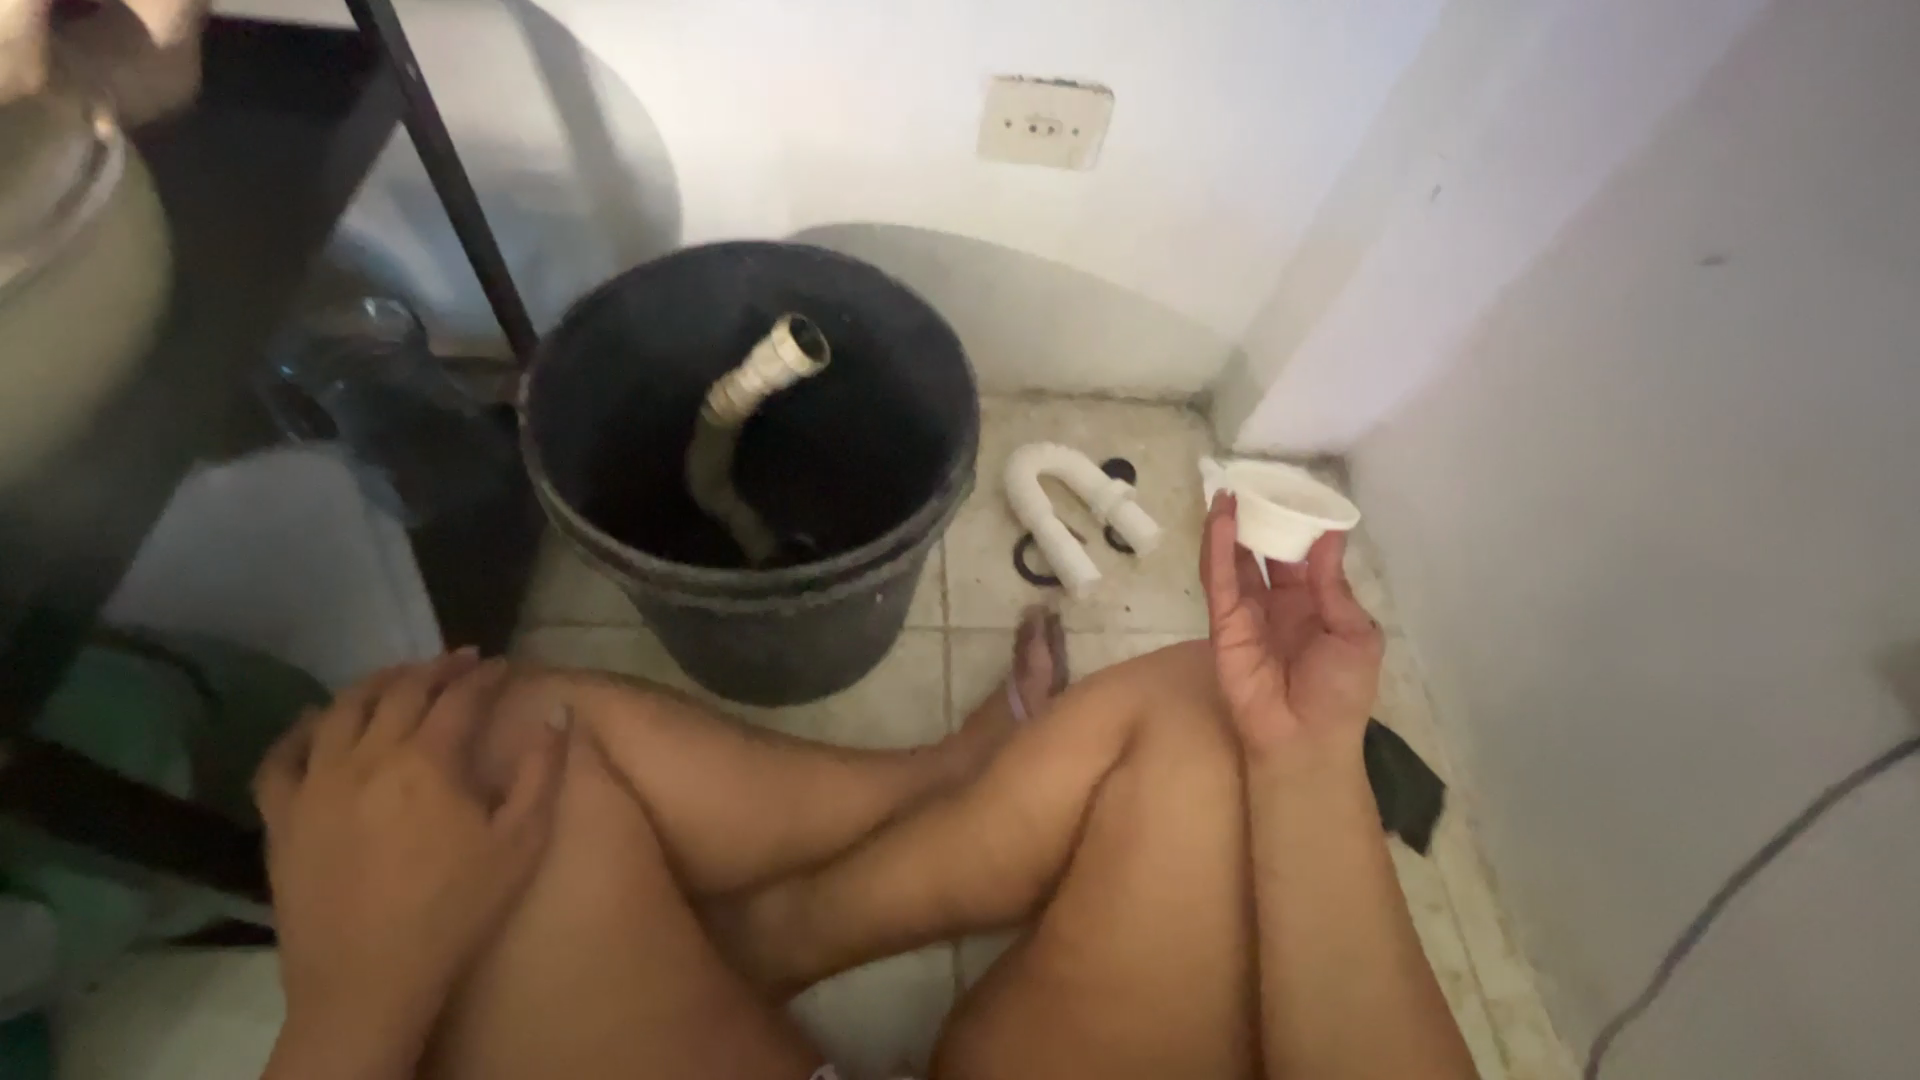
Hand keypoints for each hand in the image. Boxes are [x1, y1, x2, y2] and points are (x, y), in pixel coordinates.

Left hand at [253, 650, 567, 1035]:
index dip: (484, 675)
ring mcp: (316, 787)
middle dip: (435, 668)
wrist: (369, 981)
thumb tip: (557, 716)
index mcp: (428, 762)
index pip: (459, 697)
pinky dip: (301, 729)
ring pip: (339, 711)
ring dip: (375, 684)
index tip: (503, 665)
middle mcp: (367, 759)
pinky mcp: (282, 818)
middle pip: (400, 692)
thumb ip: (544, 771)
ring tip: (399, 677)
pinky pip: (281, 758)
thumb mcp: (522, 839)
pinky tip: (318, 721)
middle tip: (460, 661)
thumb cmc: (457, 907)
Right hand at [1201, 492, 1383, 763]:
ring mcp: (1244, 614)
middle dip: (1251, 521)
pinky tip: (1220, 523)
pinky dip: (1217, 551)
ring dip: (1226, 529)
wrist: (1308, 738)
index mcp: (1308, 604)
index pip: (1294, 556)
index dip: (1289, 525)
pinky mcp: (1223, 625)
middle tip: (1245, 485)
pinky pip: (1219, 582)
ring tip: (1224, 494)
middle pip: (1256, 553)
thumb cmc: (1341, 691)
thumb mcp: (1354, 633)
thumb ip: (1333, 584)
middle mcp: (1273, 603)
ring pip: (1231, 563)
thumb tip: (1330, 534)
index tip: (1285, 492)